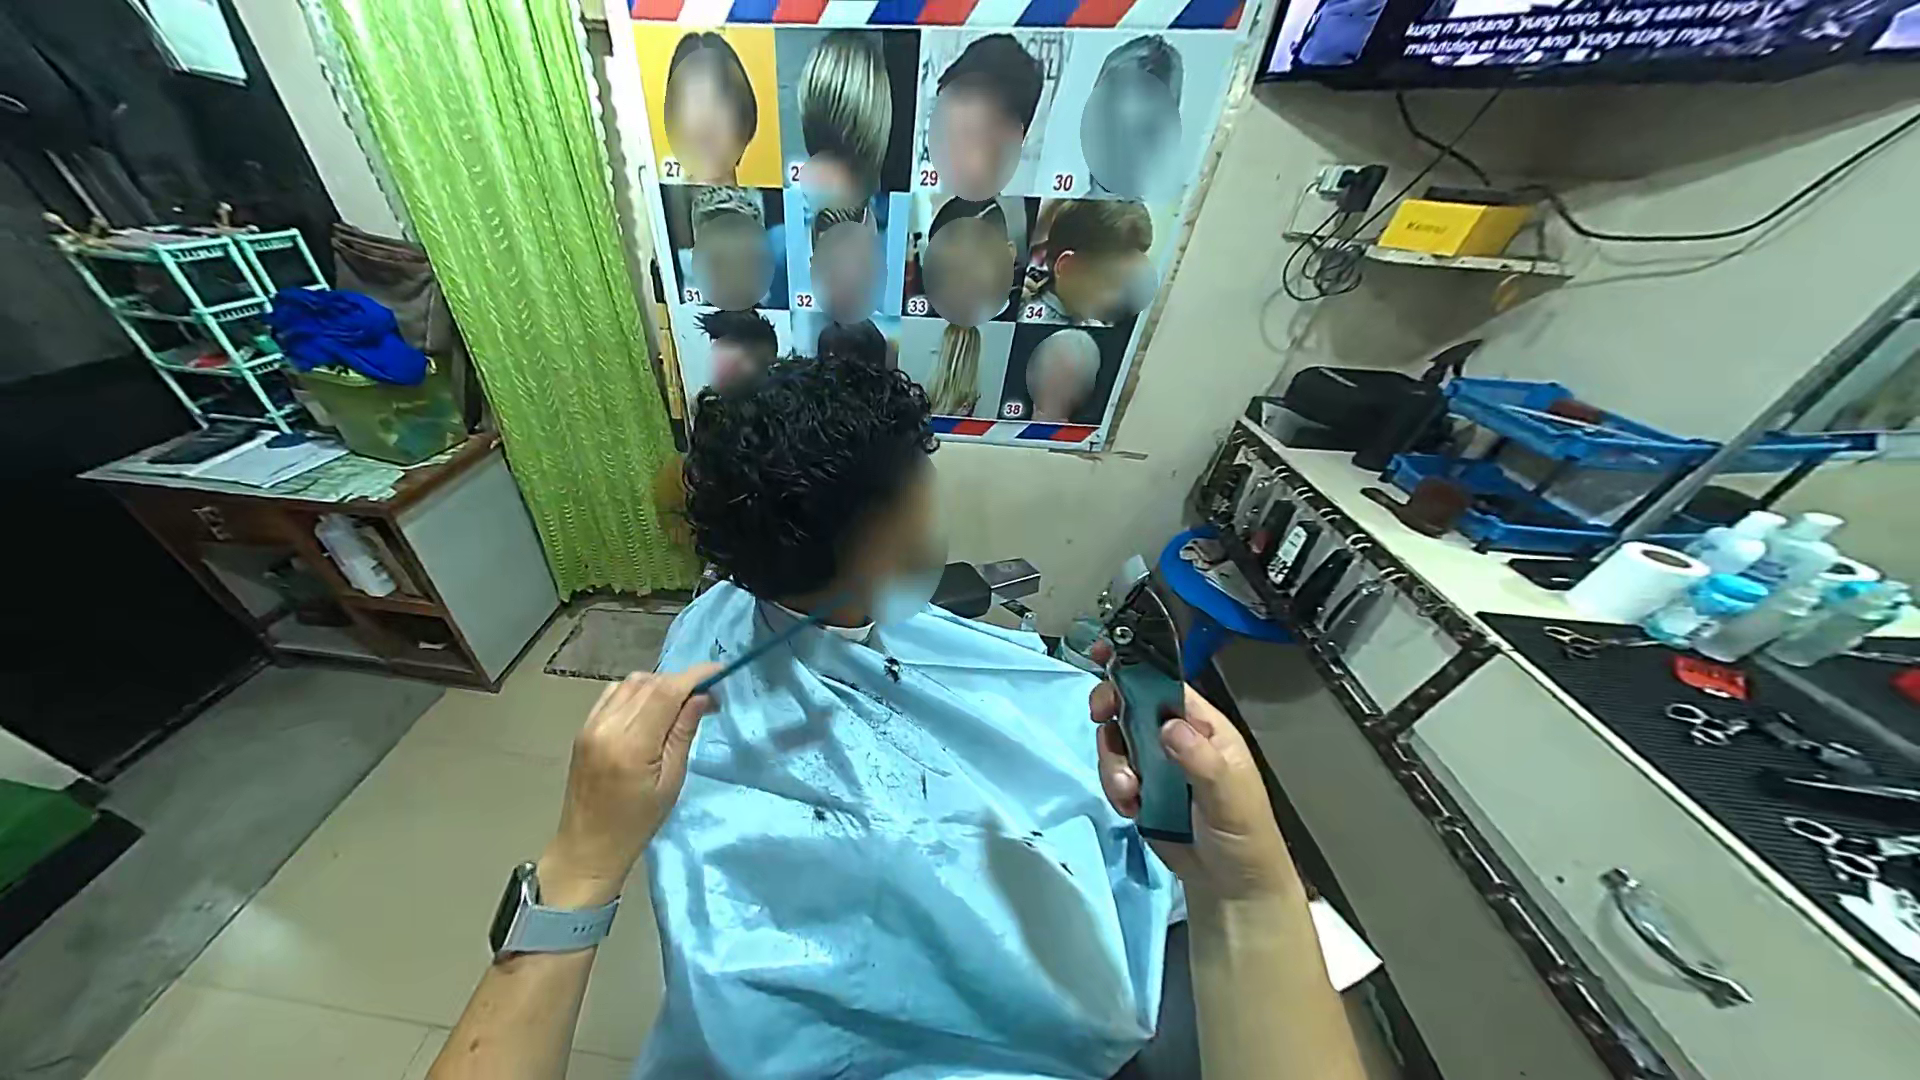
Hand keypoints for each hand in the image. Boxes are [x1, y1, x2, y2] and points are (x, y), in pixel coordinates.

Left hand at [539, 665, 719, 907]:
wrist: (587, 848)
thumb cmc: (637, 822)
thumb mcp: (672, 780)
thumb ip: (684, 732)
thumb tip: (702, 696)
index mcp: (631, 744)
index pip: (666, 691)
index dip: (696, 676)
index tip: (720, 673)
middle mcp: (606, 727)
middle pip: (650, 682)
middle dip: (682, 681)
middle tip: (706, 697)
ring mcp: (590, 725)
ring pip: (632, 682)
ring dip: (660, 684)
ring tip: (680, 703)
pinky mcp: (584, 728)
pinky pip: (614, 693)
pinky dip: (638, 691)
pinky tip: (651, 708)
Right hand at [1088, 645, 1295, 903]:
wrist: (1229, 888)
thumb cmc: (1244, 835)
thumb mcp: (1231, 798)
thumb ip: (1202, 762)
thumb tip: (1168, 726)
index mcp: (1202, 725)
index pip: (1165, 683)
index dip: (1135, 665)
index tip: (1105, 654)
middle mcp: (1174, 734)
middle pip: (1130, 701)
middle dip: (1110, 706)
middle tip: (1100, 717)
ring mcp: (1153, 760)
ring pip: (1115, 738)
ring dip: (1113, 762)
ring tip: (1130, 792)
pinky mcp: (1137, 786)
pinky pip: (1112, 771)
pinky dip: (1113, 786)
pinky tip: (1131, 807)